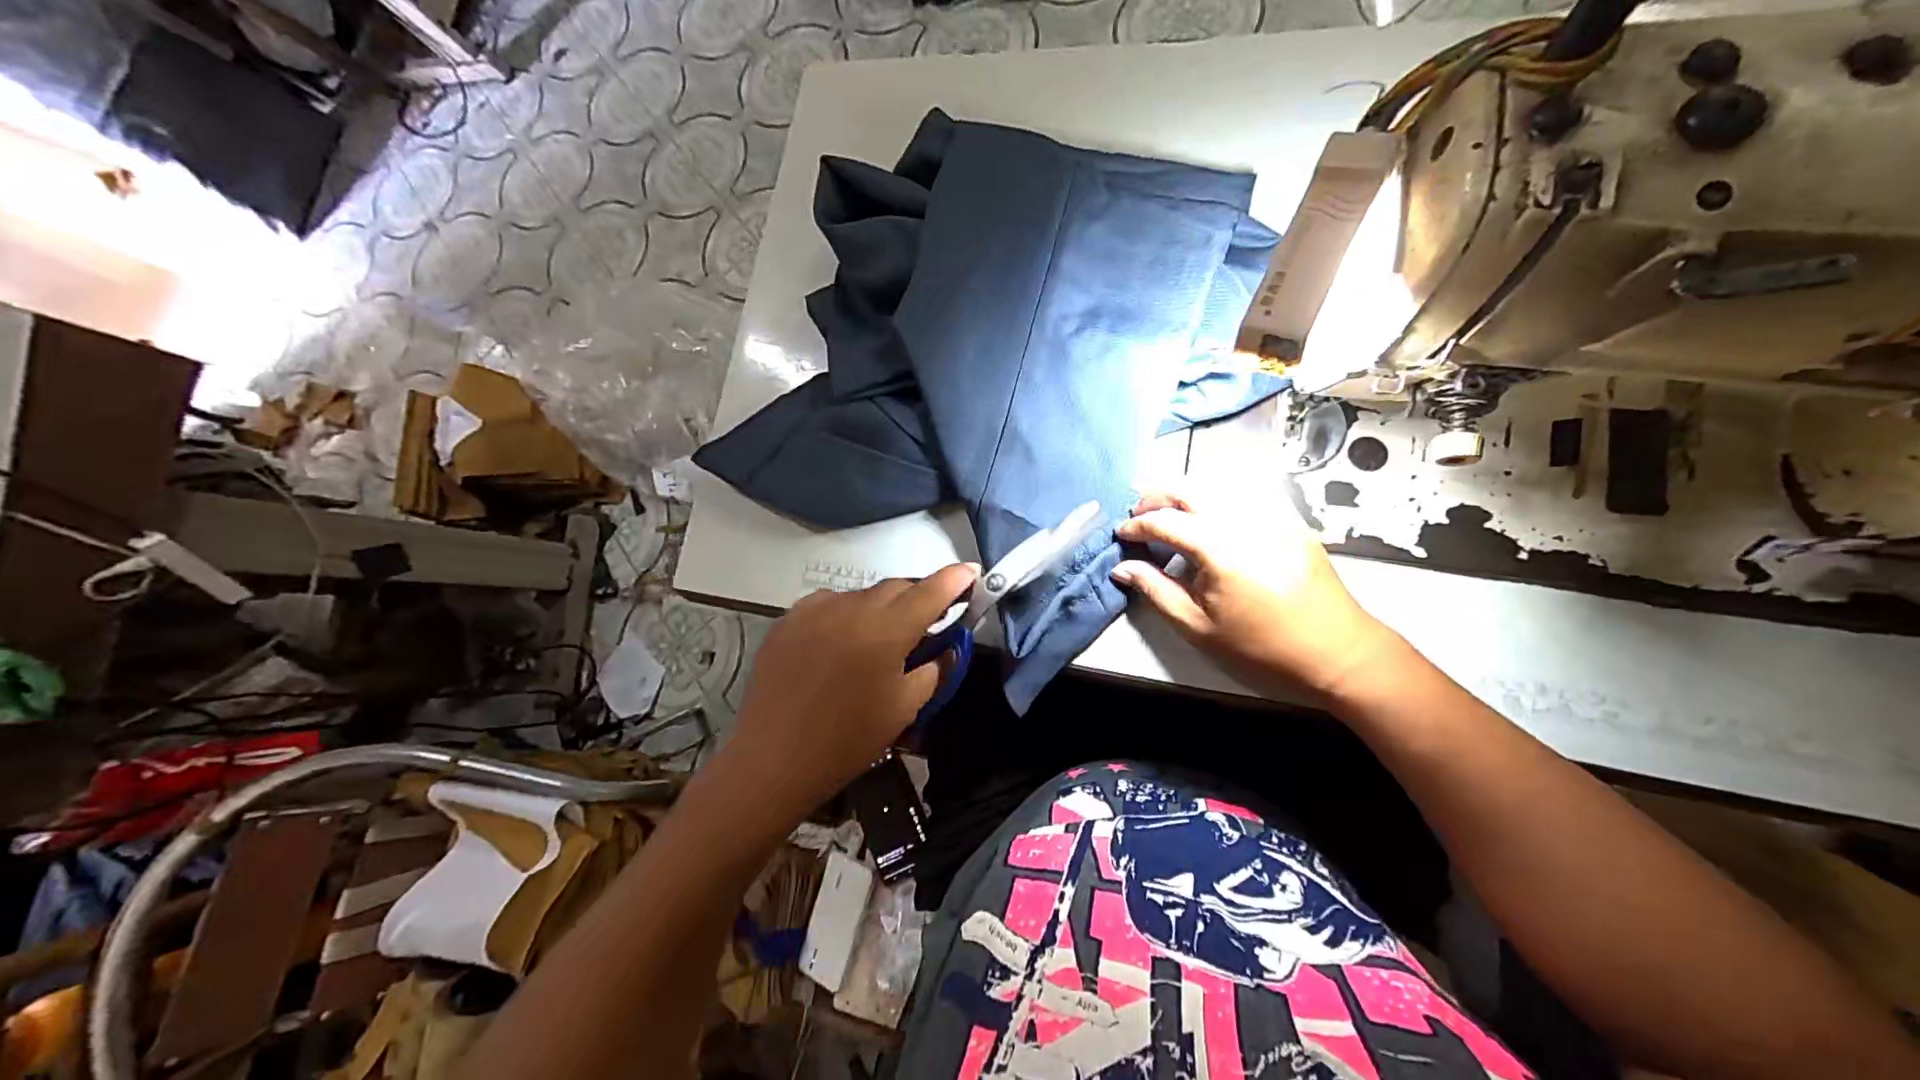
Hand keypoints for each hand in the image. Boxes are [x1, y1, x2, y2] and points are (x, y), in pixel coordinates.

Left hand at [726, 563, 978, 816]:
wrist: (773, 759)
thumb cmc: (847, 740)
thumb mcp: (904, 709)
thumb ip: (933, 670)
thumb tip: (946, 647)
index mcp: (886, 630)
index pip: (931, 592)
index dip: (955, 579)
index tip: (971, 571)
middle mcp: (852, 608)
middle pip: (897, 587)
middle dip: (918, 597)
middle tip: (927, 621)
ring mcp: (816, 609)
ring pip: (862, 595)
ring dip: (880, 608)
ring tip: (879, 639)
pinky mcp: (788, 619)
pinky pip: (829, 604)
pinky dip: (845, 614)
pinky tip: (841, 641)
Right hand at [1111, 490, 1396, 698]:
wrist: (1337, 652)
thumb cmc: (1262, 647)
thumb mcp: (1198, 627)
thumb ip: (1156, 590)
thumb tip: (1123, 568)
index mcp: (1221, 549)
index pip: (1166, 521)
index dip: (1137, 525)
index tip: (1121, 535)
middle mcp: (1246, 521)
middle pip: (1190, 488)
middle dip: (1157, 498)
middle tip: (1140, 518)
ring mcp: (1273, 516)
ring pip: (1217, 485)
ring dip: (1186, 495)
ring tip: (1170, 517)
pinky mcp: (1290, 520)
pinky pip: (1245, 494)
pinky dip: (1217, 499)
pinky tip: (1210, 521)